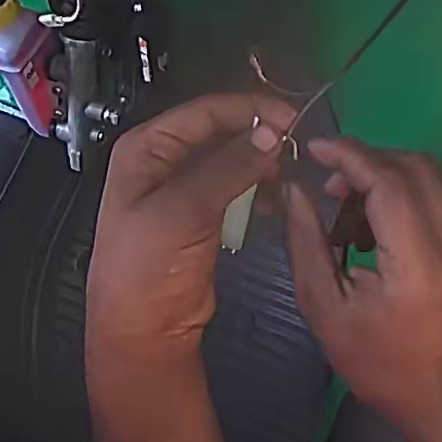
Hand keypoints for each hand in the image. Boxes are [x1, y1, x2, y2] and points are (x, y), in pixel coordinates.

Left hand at [88, 93, 296, 361]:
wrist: (145, 331)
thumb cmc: (147, 268)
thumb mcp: (185, 209)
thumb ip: (230, 166)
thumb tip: (271, 132)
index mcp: (147, 148)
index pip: (205, 111)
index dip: (249, 109)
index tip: (290, 117)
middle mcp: (165, 162)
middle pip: (222, 132)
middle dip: (259, 137)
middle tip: (295, 146)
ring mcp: (186, 190)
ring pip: (234, 161)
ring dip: (261, 164)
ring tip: (286, 174)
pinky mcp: (205, 215)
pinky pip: (237, 189)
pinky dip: (257, 189)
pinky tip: (273, 198)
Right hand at [284, 138, 441, 428]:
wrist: (425, 389)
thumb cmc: (368, 358)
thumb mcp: (322, 305)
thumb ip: (307, 242)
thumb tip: (295, 189)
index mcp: (417, 269)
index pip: (391, 186)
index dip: (352, 158)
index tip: (316, 149)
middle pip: (415, 170)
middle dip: (366, 161)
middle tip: (329, 185)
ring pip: (426, 177)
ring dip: (381, 175)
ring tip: (345, 210)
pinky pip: (431, 195)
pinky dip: (396, 192)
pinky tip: (368, 223)